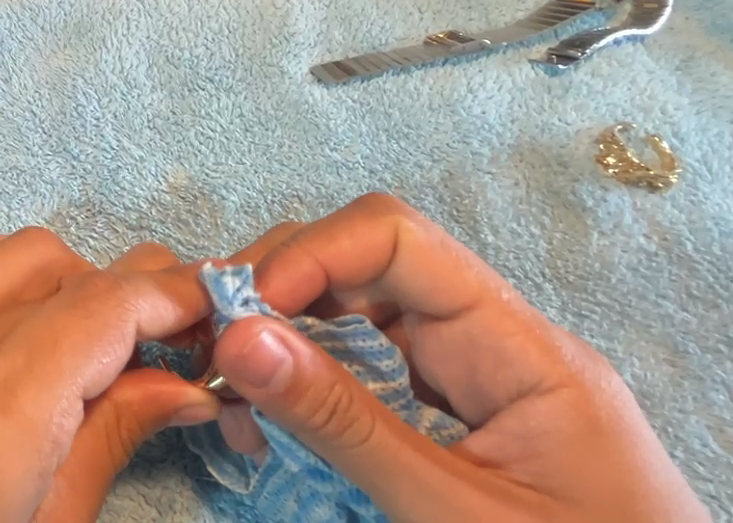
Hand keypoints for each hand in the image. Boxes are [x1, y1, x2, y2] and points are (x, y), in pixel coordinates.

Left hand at [0, 229, 221, 522]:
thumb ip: (111, 440)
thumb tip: (189, 387)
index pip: (105, 305)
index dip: (174, 298)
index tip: (223, 313)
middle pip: (62, 263)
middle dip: (127, 292)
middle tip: (162, 354)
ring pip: (13, 250)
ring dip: (67, 278)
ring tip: (89, 348)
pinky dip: (11, 276)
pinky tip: (23, 332)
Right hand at [209, 193, 708, 521]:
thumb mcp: (457, 518)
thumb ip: (346, 426)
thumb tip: (234, 336)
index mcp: (519, 348)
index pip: (394, 237)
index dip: (308, 254)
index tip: (246, 314)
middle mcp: (482, 341)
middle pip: (351, 263)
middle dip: (269, 293)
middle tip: (214, 351)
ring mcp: (453, 374)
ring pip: (337, 310)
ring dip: (270, 339)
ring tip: (228, 394)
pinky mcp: (429, 409)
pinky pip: (344, 364)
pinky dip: (290, 380)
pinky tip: (262, 419)